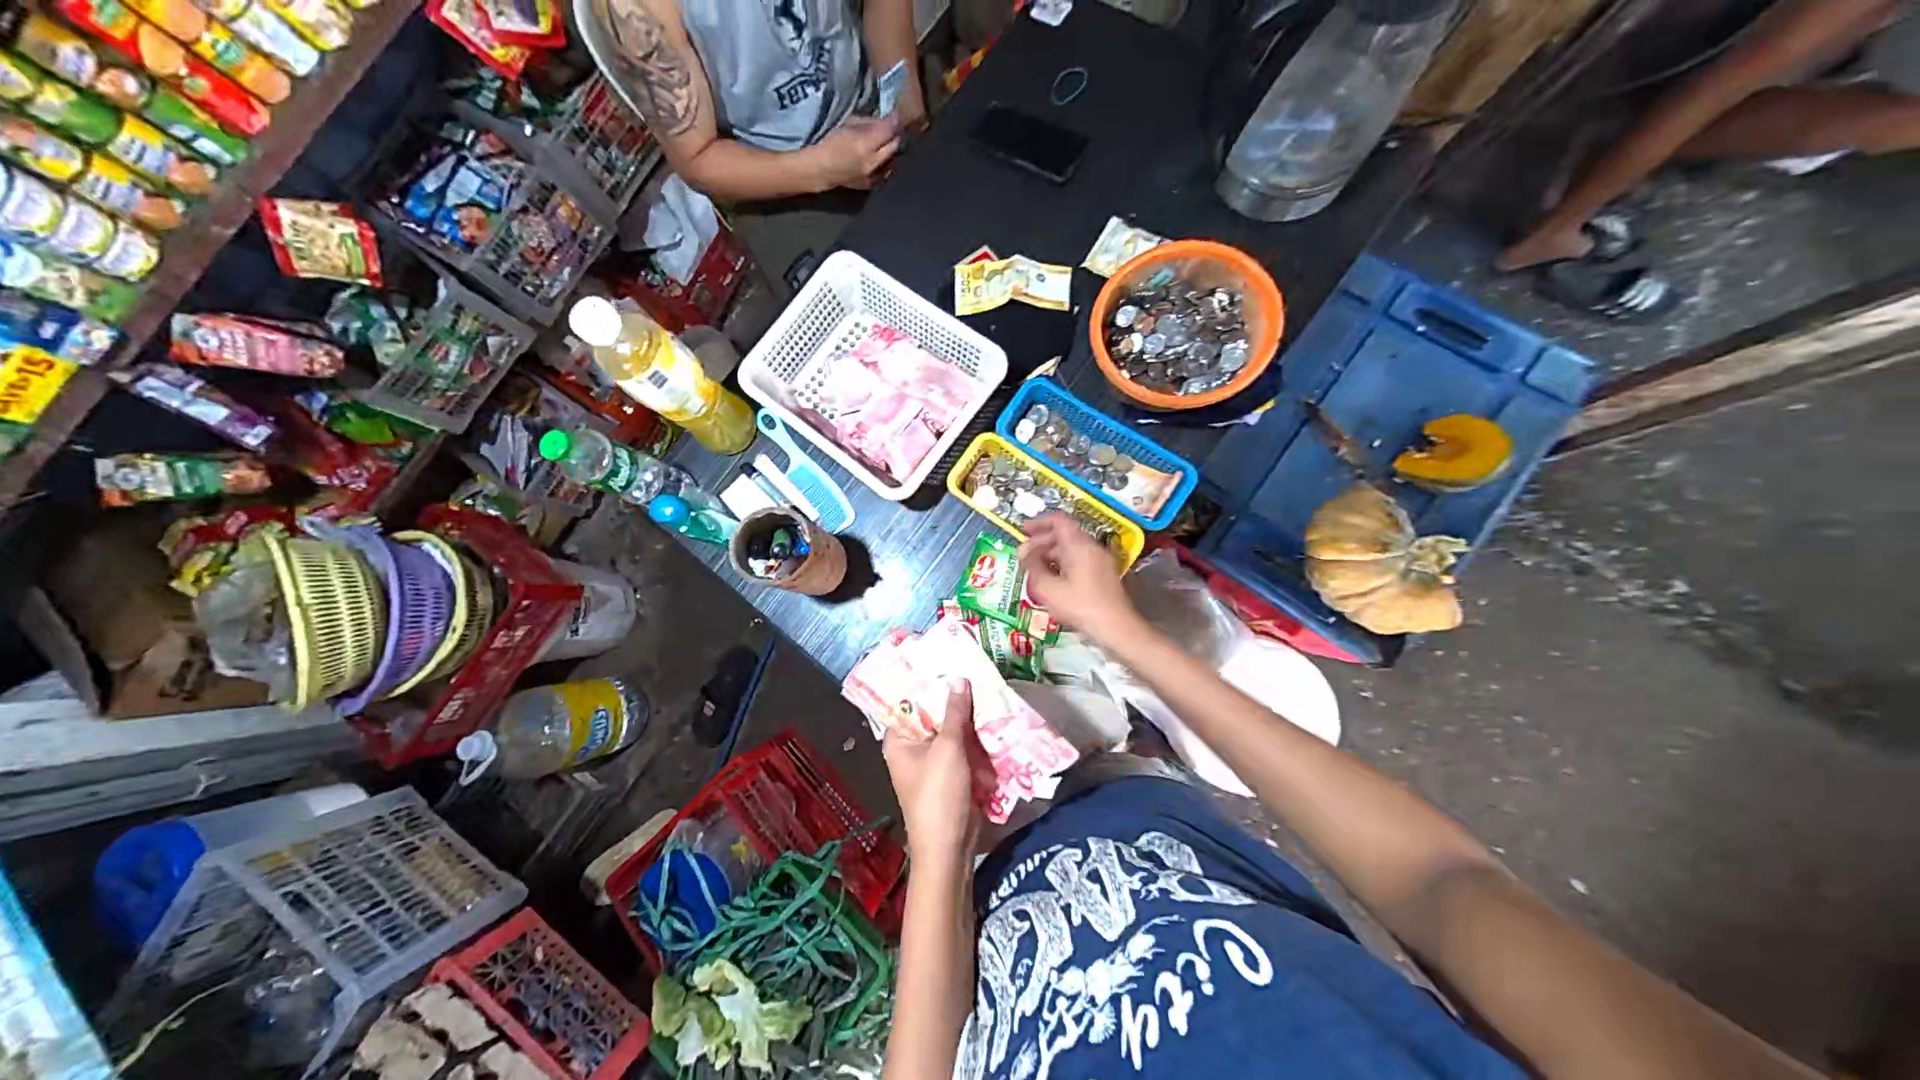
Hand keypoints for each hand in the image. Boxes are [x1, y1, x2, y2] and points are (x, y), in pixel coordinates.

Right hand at [810, 116, 901, 190]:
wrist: (823, 170)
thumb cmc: (833, 143)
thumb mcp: (850, 125)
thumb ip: (870, 123)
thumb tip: (886, 121)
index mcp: (865, 144)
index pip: (890, 129)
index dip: (895, 120)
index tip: (896, 115)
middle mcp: (873, 162)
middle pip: (895, 145)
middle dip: (895, 135)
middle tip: (892, 129)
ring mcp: (874, 176)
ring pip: (894, 160)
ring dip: (892, 151)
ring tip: (885, 144)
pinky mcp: (873, 185)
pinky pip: (887, 172)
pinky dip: (886, 164)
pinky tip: (880, 159)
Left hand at [883, 679, 990, 863]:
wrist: (949, 847)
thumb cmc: (939, 794)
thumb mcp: (948, 748)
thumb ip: (955, 712)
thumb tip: (958, 678)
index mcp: (899, 740)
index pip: (909, 701)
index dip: (927, 683)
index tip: (947, 661)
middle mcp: (912, 748)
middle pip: (933, 715)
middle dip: (954, 700)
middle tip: (975, 672)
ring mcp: (932, 762)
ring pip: (951, 732)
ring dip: (969, 720)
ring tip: (988, 690)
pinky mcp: (951, 775)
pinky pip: (962, 750)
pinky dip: (975, 740)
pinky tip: (993, 721)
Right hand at [1018, 514, 1146, 645]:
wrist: (1116, 627)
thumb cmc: (1080, 606)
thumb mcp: (1048, 587)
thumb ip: (1033, 566)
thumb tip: (1023, 550)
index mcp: (1079, 545)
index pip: (1058, 521)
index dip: (1039, 523)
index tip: (1023, 530)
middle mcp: (1092, 548)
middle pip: (1065, 535)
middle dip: (1042, 542)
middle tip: (1025, 555)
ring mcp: (1101, 561)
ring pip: (1072, 550)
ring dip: (1052, 556)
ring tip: (1035, 570)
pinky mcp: (1104, 575)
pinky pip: (1080, 561)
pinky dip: (1064, 565)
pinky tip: (1053, 582)